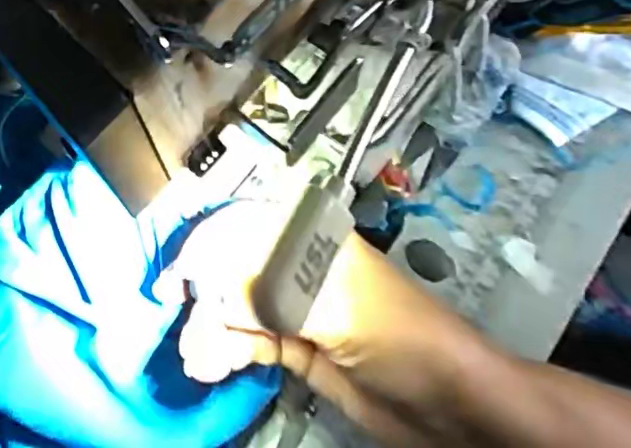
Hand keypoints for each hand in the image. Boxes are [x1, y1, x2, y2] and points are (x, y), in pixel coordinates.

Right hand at [155, 200, 494, 442]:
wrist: (451, 404)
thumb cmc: (399, 335)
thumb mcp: (336, 309)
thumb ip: (271, 295)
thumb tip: (213, 292)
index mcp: (309, 237)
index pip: (245, 226)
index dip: (207, 245)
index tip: (178, 274)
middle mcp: (296, 264)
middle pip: (234, 267)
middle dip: (205, 292)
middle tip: (180, 319)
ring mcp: (295, 306)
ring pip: (236, 307)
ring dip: (211, 329)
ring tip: (196, 357)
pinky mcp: (296, 345)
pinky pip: (249, 340)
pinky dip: (226, 350)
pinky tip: (210, 363)